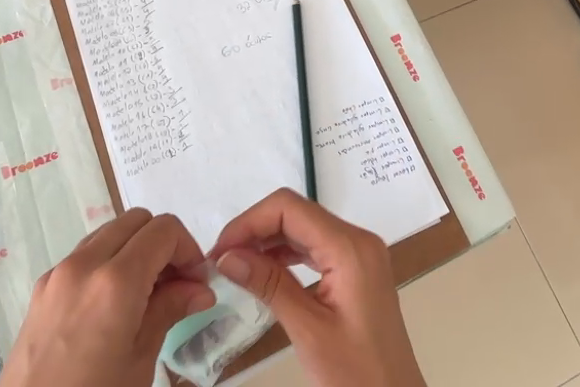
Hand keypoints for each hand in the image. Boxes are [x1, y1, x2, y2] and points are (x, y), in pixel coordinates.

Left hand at [0, 208, 216, 386]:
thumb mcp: (139, 362)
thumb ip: (169, 312)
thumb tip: (199, 288)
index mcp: (115, 281)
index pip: (164, 230)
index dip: (188, 249)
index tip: (196, 281)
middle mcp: (85, 263)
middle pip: (137, 220)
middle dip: (163, 243)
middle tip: (175, 284)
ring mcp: (59, 271)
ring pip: (109, 231)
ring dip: (134, 249)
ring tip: (146, 294)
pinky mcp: (42, 286)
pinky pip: (84, 254)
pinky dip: (108, 261)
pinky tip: (113, 304)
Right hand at [211, 190, 425, 386]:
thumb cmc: (356, 373)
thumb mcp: (308, 331)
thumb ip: (269, 285)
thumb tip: (226, 256)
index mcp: (349, 247)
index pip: (290, 208)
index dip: (250, 221)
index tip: (220, 251)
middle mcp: (357, 239)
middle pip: (296, 213)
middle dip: (255, 230)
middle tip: (222, 260)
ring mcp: (358, 253)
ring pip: (303, 227)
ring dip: (267, 241)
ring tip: (235, 265)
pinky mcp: (356, 269)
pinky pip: (314, 247)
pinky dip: (285, 253)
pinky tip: (263, 271)